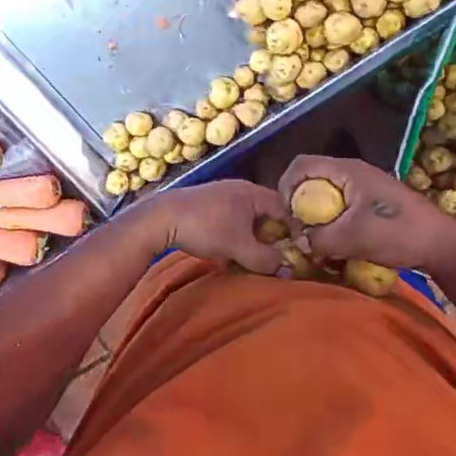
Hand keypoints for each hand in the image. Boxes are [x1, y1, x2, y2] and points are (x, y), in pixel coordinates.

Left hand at [131, 179, 288, 273]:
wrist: (161, 218)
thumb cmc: (205, 228)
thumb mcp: (240, 248)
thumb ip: (266, 259)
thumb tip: (284, 266)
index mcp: (254, 193)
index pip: (285, 209)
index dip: (292, 231)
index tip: (293, 251)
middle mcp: (240, 189)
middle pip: (266, 214)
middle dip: (269, 238)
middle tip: (270, 258)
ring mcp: (222, 195)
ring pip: (246, 220)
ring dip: (249, 240)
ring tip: (247, 259)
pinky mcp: (206, 204)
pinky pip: (230, 221)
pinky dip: (233, 236)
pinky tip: (225, 253)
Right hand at [277, 156, 455, 270]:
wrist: (444, 245)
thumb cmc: (399, 233)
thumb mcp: (353, 237)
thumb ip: (319, 238)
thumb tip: (299, 242)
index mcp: (347, 170)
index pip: (301, 165)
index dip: (286, 187)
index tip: (288, 216)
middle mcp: (353, 173)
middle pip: (311, 181)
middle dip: (301, 206)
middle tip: (301, 232)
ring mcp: (365, 187)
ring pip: (326, 196)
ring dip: (318, 218)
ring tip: (318, 241)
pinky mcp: (373, 203)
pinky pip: (341, 207)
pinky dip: (334, 223)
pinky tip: (339, 243)